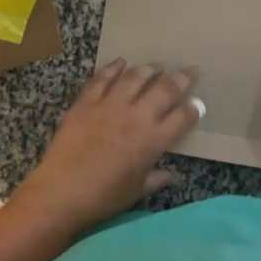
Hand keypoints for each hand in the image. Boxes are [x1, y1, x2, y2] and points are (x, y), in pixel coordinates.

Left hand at [13, 59, 200, 233]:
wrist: (62, 192)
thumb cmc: (103, 197)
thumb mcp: (136, 191)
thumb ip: (156, 179)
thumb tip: (173, 176)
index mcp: (153, 141)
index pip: (182, 117)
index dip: (194, 108)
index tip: (198, 103)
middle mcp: (136, 117)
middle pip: (164, 89)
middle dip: (181, 79)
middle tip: (189, 71)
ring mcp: (109, 106)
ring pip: (134, 77)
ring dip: (147, 70)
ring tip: (154, 67)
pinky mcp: (85, 103)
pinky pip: (102, 79)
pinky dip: (113, 68)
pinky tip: (120, 62)